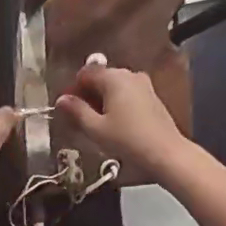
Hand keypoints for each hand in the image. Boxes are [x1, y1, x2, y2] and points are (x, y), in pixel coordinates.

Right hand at [56, 60, 185, 172]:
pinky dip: (115, 103)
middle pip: (100, 78)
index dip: (73, 89)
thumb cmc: (126, 139)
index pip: (86, 73)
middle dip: (87, 95)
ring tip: (95, 123)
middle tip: (79, 118)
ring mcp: (143, 84)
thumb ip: (76, 110)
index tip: (68, 109)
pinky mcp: (151, 96)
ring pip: (113, 86)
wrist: (165, 152)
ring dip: (101, 100)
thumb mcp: (95, 128)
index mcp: (114, 78)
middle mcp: (129, 75)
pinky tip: (113, 123)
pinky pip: (126, 93)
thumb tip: (61, 99)